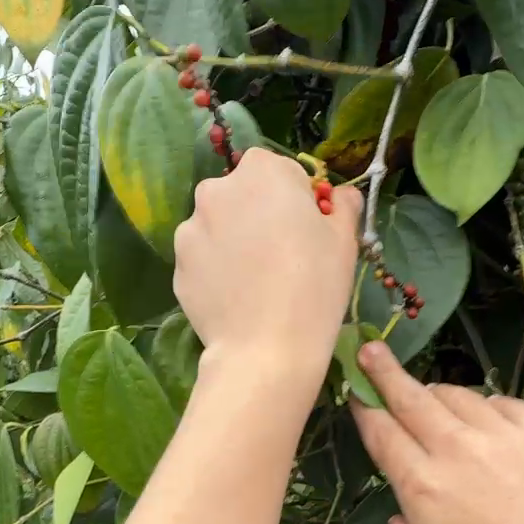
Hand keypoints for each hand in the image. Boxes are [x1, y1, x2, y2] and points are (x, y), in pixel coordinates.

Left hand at [173, 149, 360, 384]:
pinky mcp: (178, 268)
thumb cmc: (314, 289)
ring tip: (257, 286)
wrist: (266, 352)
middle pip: (244, 196)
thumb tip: (339, 197)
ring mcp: (190, 230)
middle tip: (283, 261)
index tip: (308, 235)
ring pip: (219, 229)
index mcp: (262, 171)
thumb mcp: (345, 242)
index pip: (283, 173)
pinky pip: (203, 263)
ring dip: (235, 244)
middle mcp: (217, 190)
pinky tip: (237, 301)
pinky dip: (217, 274)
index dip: (298, 203)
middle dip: (260, 218)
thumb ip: (342, 206)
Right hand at [349, 342, 523, 523]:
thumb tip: (398, 516)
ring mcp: (498, 430)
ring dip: (436, 394)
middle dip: (385, 371)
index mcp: (422, 483)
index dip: (363, 409)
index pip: (381, 433)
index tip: (355, 394)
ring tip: (431, 400)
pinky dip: (482, 406)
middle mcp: (454, 446)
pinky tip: (484, 421)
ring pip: (455, 394)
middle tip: (370, 349)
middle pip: (411, 397)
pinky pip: (498, 401)